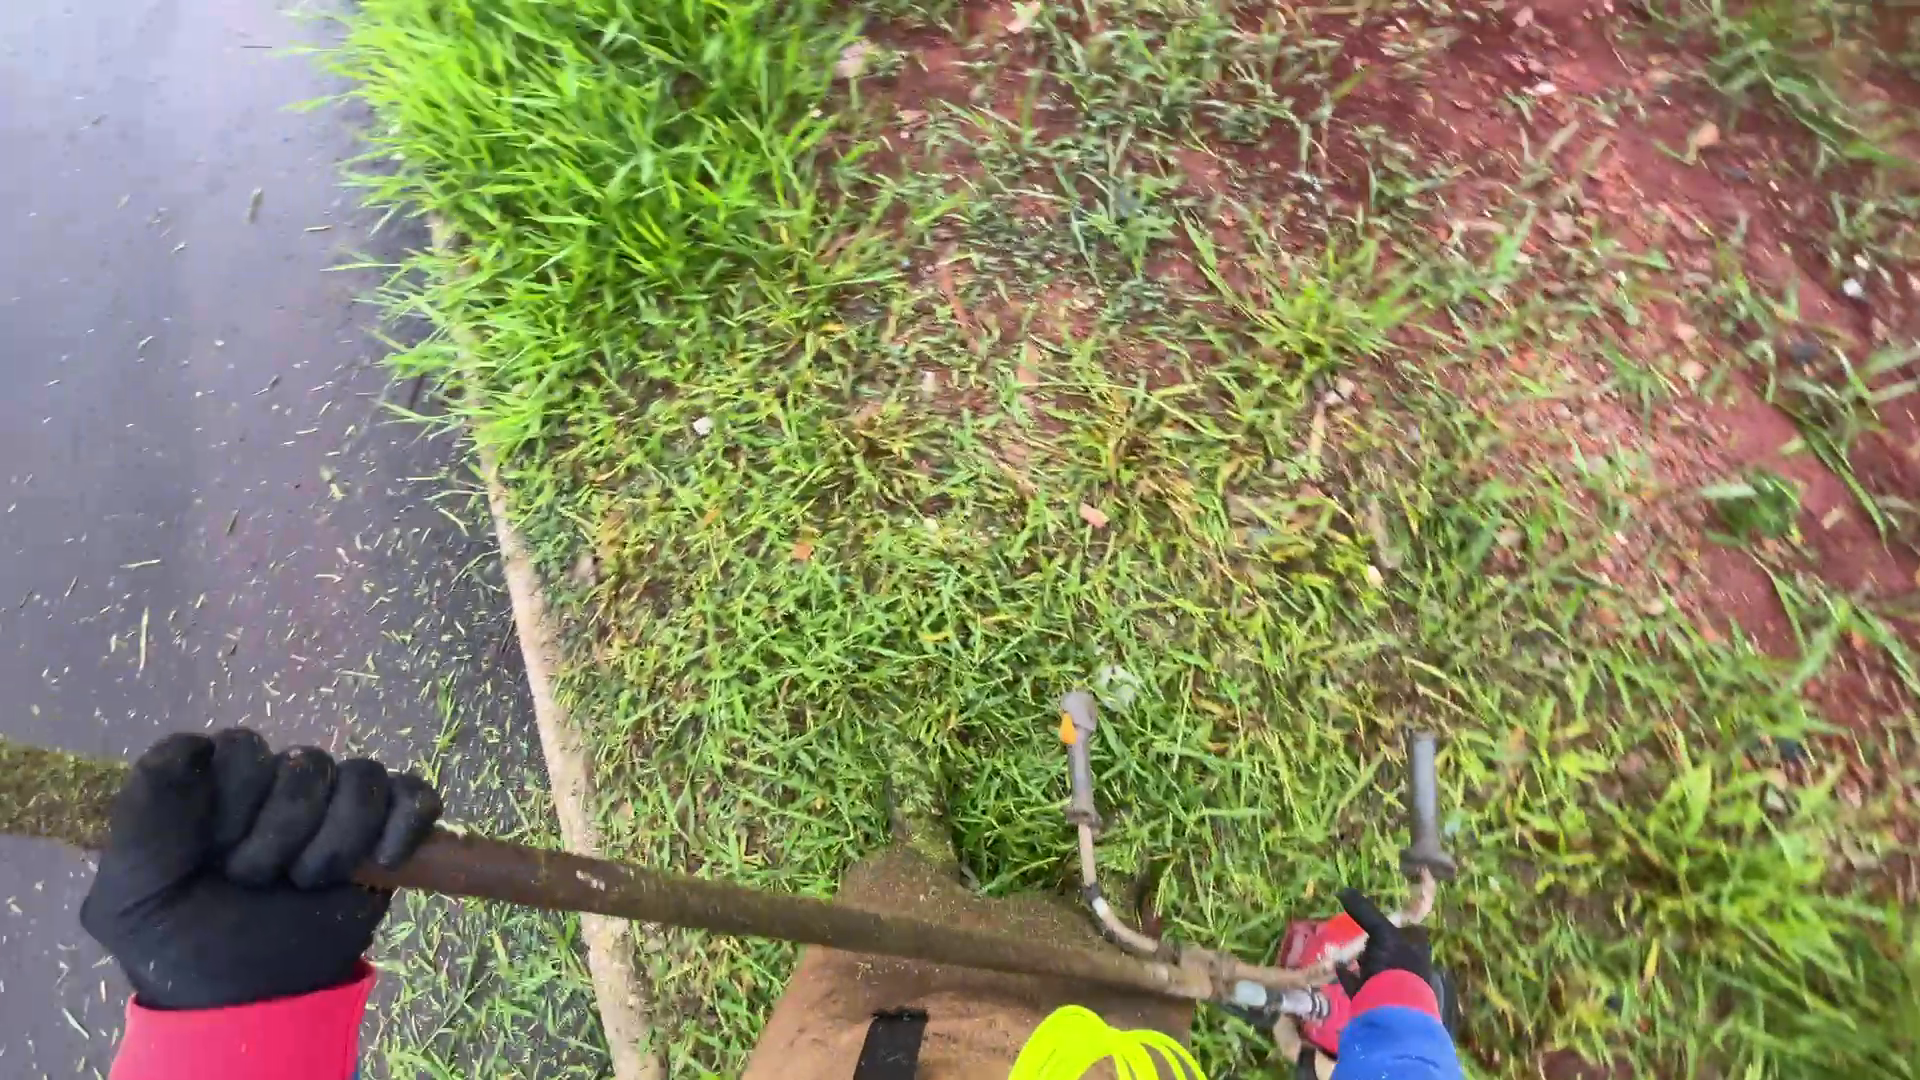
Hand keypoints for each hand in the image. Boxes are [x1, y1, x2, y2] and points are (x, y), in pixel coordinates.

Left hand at [80, 729, 440, 1009]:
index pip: (240, 746)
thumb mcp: (136, 895)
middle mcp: (287, 779)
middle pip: (306, 764)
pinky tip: (383, 862)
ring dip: (338, 841)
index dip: (234, 797)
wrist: (263, 988)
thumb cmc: (191, 939)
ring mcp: (348, 796)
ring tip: (314, 881)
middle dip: (284, 834)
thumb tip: (184, 745)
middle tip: (261, 878)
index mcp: (223, 786)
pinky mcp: (398, 816)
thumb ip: (147, 820)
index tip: (215, 850)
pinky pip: (417, 795)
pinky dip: (403, 828)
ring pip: (364, 776)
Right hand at [1335, 887, 1433, 995]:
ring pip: (1376, 967)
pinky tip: (1337, 965)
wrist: (1391, 1009)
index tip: (1385, 915)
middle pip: (1393, 950)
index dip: (1402, 924)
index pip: (1413, 933)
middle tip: (1360, 929)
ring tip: (1347, 947)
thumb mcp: (1382, 931)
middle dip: (1377, 941)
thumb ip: (1364, 910)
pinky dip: (1347, 974)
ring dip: (1363, 959)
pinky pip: (1358, 982)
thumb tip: (1343, 890)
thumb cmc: (1395, 966)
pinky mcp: (1374, 997)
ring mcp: (1391, 984)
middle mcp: (1407, 968)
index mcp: (1416, 952)